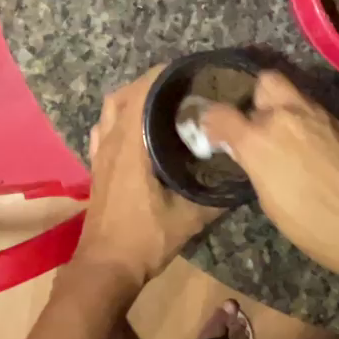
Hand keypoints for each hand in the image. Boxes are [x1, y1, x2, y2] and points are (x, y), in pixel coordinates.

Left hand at [73, 66, 225, 290]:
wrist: (105, 267)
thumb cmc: (144, 238)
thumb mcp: (188, 219)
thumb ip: (216, 197)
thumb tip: (243, 175)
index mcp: (131, 143)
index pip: (141, 92)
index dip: (162, 75)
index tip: (188, 71)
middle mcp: (111, 139)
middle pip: (124, 95)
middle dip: (150, 84)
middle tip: (181, 87)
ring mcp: (100, 152)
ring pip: (110, 109)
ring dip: (132, 98)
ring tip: (161, 102)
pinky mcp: (96, 165)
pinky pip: (103, 128)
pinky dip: (118, 117)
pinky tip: (136, 128)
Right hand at [200, 71, 338, 280]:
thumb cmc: (315, 226)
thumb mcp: (270, 201)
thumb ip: (254, 165)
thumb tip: (244, 149)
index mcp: (259, 139)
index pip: (220, 113)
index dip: (211, 122)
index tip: (212, 133)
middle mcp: (284, 116)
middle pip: (264, 82)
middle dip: (255, 98)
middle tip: (255, 125)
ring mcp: (315, 115)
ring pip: (289, 92)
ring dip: (280, 107)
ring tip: (282, 137)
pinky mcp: (338, 123)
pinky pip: (310, 109)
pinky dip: (301, 119)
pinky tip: (306, 147)